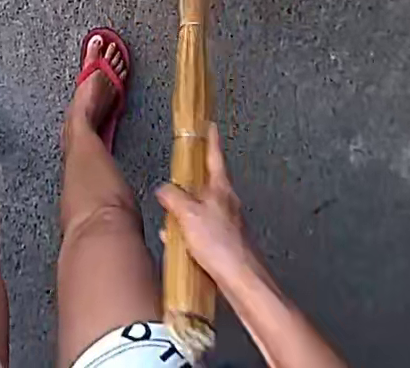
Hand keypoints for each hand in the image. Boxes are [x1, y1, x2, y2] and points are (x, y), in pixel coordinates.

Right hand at [155, 124, 260, 281]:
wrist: (245, 284)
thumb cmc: (222, 246)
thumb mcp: (187, 212)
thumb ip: (171, 195)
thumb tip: (164, 189)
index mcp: (220, 190)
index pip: (215, 157)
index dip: (211, 140)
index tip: (210, 125)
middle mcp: (227, 204)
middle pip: (206, 183)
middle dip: (190, 181)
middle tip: (176, 177)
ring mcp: (228, 225)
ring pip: (202, 208)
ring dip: (185, 211)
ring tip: (170, 217)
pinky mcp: (226, 245)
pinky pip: (201, 230)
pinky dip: (188, 233)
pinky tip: (177, 242)